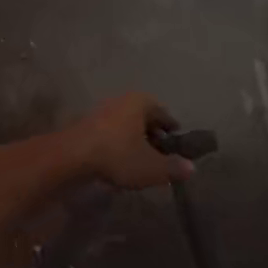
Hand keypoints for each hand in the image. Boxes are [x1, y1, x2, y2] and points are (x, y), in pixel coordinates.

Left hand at [64, 93, 192, 188]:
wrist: (75, 154)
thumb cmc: (119, 155)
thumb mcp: (152, 167)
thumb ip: (174, 167)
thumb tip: (192, 167)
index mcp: (139, 102)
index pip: (163, 112)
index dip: (172, 129)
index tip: (178, 145)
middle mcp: (122, 100)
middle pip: (144, 117)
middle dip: (154, 135)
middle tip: (163, 155)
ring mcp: (103, 110)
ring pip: (127, 125)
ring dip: (136, 141)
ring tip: (144, 163)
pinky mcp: (90, 124)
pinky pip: (113, 133)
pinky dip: (121, 145)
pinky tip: (122, 165)